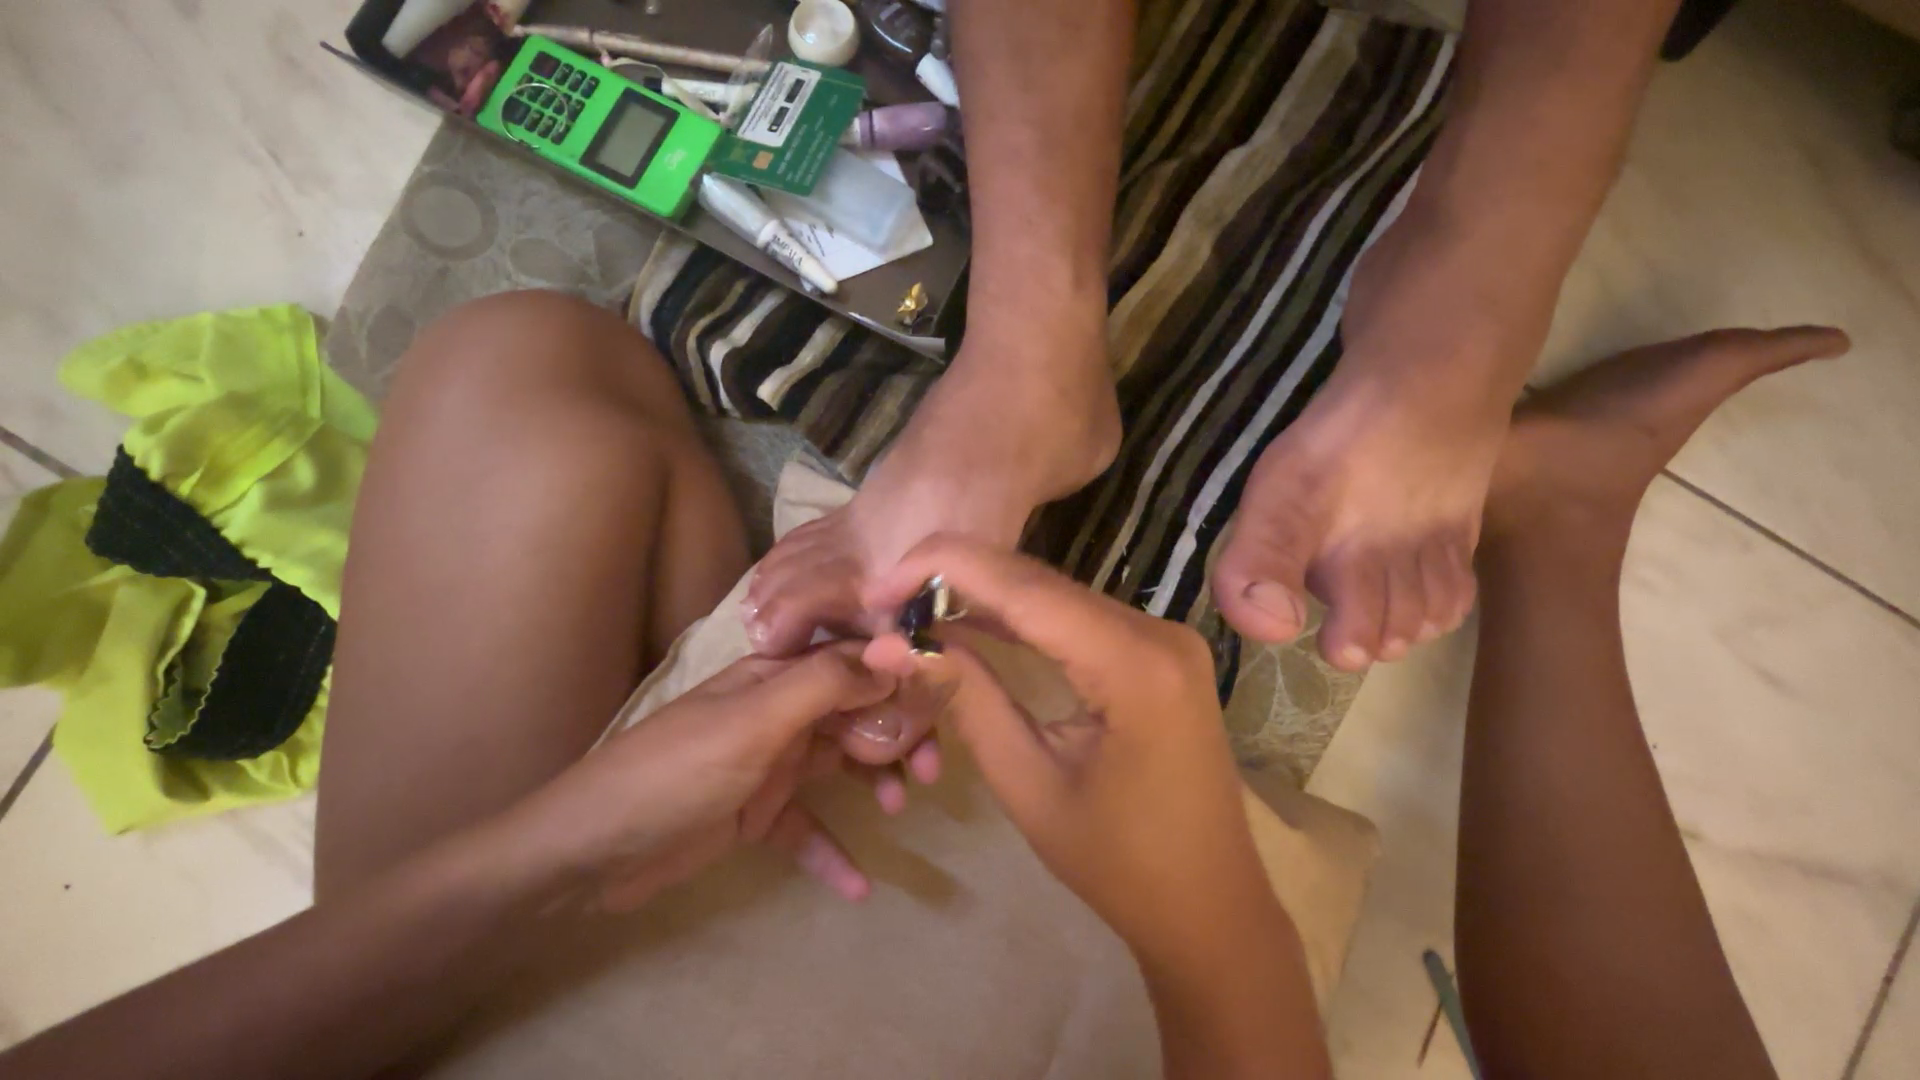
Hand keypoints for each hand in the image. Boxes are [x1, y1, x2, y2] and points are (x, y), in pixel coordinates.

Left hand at [489, 644, 895, 910]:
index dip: (900, 675)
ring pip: (840, 763)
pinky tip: (858, 884)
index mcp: (776, 675)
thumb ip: (824, 685)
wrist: (591, 850)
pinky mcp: (757, 813)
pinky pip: (807, 826)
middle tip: (930, 769)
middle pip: (855, 711)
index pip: (853, 660)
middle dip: (897, 733)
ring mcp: (768, 763)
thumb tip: (894, 657)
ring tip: (897, 810)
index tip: (944, 703)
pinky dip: (832, 851)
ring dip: (875, 781)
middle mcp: (779, 711)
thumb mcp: (753, 722)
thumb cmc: (675, 772)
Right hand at [860, 537, 1284, 961]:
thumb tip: (896, 644)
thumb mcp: (1028, 784)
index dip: (943, 570)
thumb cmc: (1119, 864)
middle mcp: (1157, 631)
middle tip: (886, 600)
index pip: (1024, 587)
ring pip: (1056, 594)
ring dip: (985, 595)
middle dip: (957, 578)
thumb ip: (968, 700)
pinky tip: (972, 618)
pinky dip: (1021, 616)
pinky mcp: (1157, 651)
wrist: (1209, 904)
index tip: (878, 587)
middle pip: (1040, 581)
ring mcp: (1163, 637)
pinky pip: (1078, 617)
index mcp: (1135, 665)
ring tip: (914, 607)